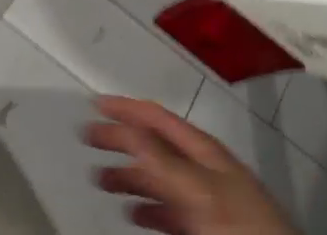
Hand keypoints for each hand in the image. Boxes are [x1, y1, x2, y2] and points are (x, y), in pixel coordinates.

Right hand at [87, 97, 299, 234]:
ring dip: (129, 176)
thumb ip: (162, 159)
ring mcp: (206, 201)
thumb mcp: (199, 190)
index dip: (125, 108)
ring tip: (100, 180)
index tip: (93, 104)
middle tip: (87, 140)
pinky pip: (169, 211)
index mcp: (202, 152)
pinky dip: (147, 208)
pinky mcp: (206, 229)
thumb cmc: (240, 227)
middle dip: (121, 140)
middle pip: (154, 146)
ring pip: (158, 180)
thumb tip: (124, 127)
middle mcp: (202, 170)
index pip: (157, 119)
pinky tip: (133, 215)